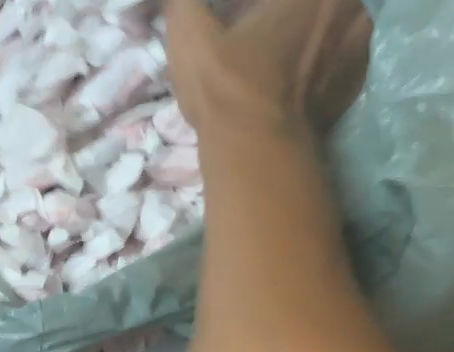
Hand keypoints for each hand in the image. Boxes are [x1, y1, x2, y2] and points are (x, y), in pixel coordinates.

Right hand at [165, 0, 371, 140]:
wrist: (258, 144)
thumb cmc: (224, 86)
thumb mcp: (189, 40)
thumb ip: (185, 6)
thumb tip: (181, 1)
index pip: (268, 6)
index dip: (246, 15)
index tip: (233, 25)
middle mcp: (348, 3)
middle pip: (306, 8)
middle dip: (278, 20)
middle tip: (248, 45)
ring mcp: (362, 35)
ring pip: (328, 26)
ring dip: (303, 38)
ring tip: (269, 68)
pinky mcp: (360, 68)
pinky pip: (339, 54)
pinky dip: (316, 63)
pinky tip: (288, 84)